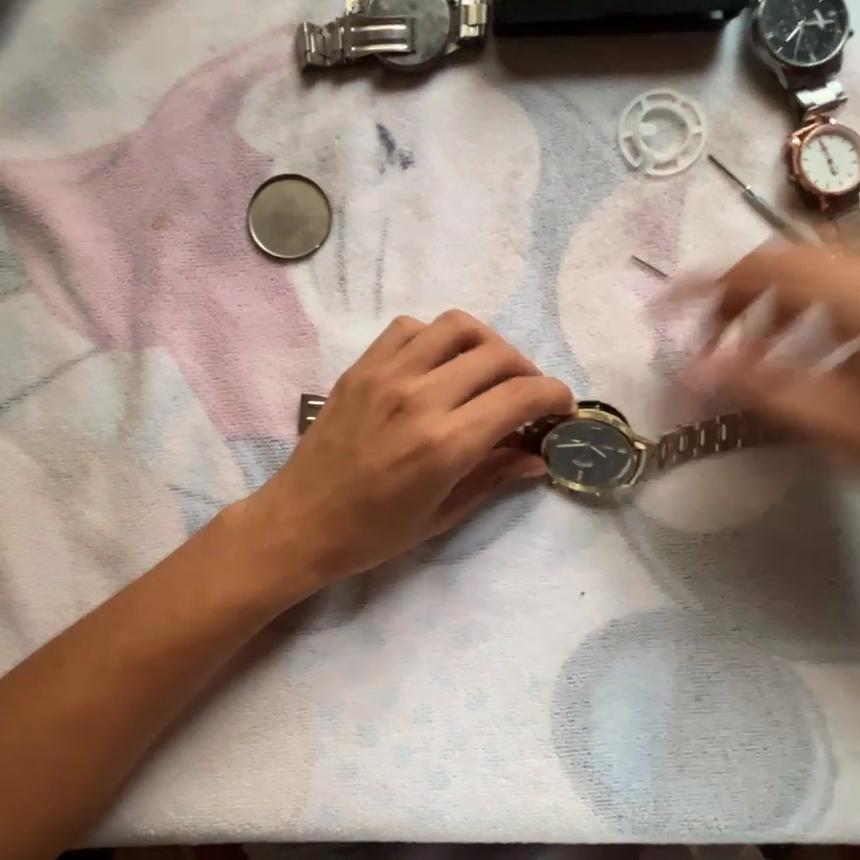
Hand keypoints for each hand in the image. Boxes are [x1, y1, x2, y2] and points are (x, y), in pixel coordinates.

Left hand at [232, 312, 573, 589]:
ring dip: (486, 343)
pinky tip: (438, 365)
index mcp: (445, 443)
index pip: (520, 395)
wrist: (299, 522)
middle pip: (497, 354)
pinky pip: (409, 328)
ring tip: (487, 371)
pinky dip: (436, 337)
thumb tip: (539, 457)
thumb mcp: (442, 515)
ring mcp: (386, 375)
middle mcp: (420, 397)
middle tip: (526, 396)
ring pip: (456, 326)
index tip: (561, 407)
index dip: (554, 395)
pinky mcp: (361, 368)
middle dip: (527, 371)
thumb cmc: (372, 534)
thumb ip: (494, 477)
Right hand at [690, 246, 859, 517]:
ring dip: (767, 304)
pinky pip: (840, 283)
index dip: (704, 286)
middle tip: (710, 344)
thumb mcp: (835, 426)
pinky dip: (801, 308)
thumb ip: (758, 390)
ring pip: (811, 268)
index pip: (763, 267)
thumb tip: (688, 370)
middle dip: (734, 297)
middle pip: (784, 259)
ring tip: (752, 357)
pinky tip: (799, 352)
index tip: (663, 311)